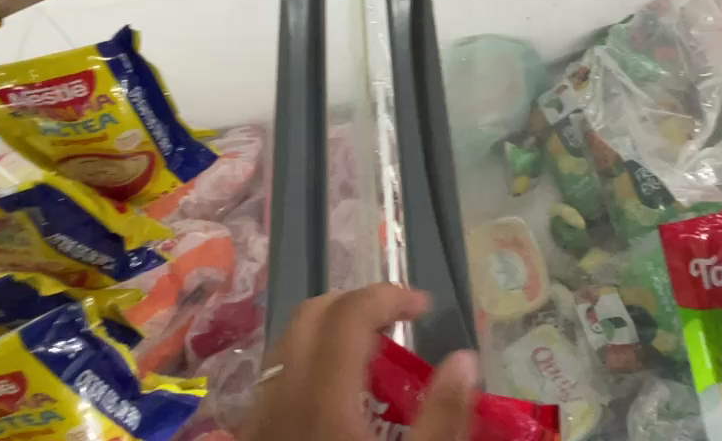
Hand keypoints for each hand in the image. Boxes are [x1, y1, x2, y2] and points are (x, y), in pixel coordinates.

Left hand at [241, 284, 478, 440]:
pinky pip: (273, 382)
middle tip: (396, 321)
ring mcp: (257, 426)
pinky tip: (336, 400)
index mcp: (323, 403)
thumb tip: (464, 358)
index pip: (350, 314)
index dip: (389, 295)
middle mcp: (280, 402)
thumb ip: (443, 417)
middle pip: (309, 315)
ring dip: (328, 332)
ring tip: (370, 356)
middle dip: (354, 303)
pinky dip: (306, 366)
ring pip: (285, 347)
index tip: (425, 307)